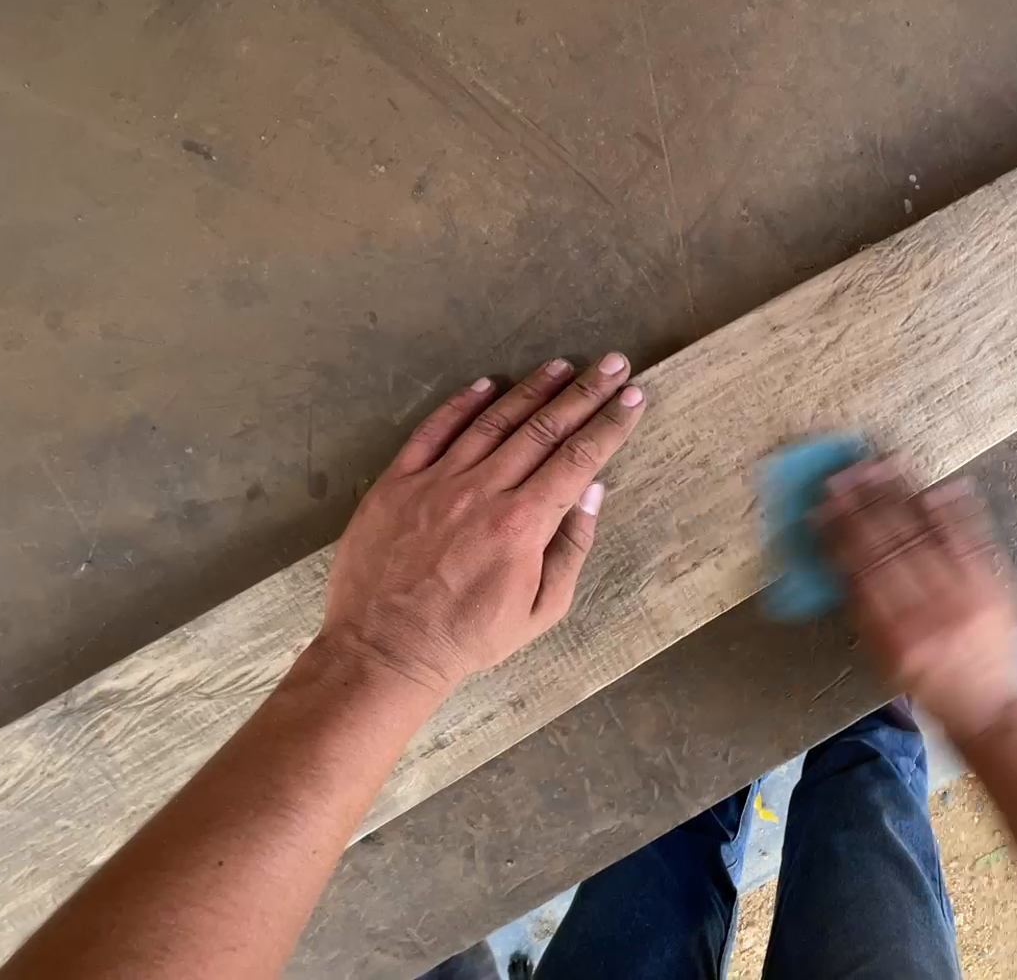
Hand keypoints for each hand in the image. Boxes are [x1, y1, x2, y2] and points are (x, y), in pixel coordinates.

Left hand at [319, 354, 645, 692]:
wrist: (383, 652)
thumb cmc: (473, 636)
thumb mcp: (543, 608)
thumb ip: (571, 547)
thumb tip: (592, 491)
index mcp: (523, 524)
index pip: (579, 459)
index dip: (610, 424)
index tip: (633, 397)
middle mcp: (483, 492)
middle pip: (544, 430)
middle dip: (584, 393)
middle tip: (612, 364)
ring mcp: (435, 483)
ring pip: (493, 422)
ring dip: (532, 389)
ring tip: (562, 365)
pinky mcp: (395, 484)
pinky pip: (432, 432)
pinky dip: (461, 404)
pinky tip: (488, 383)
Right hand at [816, 458, 1016, 742]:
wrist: (990, 709)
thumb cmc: (928, 687)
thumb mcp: (883, 659)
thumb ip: (864, 610)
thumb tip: (841, 557)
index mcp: (896, 633)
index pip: (861, 567)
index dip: (840, 529)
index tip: (824, 503)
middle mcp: (932, 610)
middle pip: (891, 542)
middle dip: (864, 502)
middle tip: (846, 472)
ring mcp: (968, 593)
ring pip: (928, 532)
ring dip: (902, 494)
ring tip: (881, 463)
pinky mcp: (996, 584)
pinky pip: (973, 538)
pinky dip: (953, 509)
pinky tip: (936, 484)